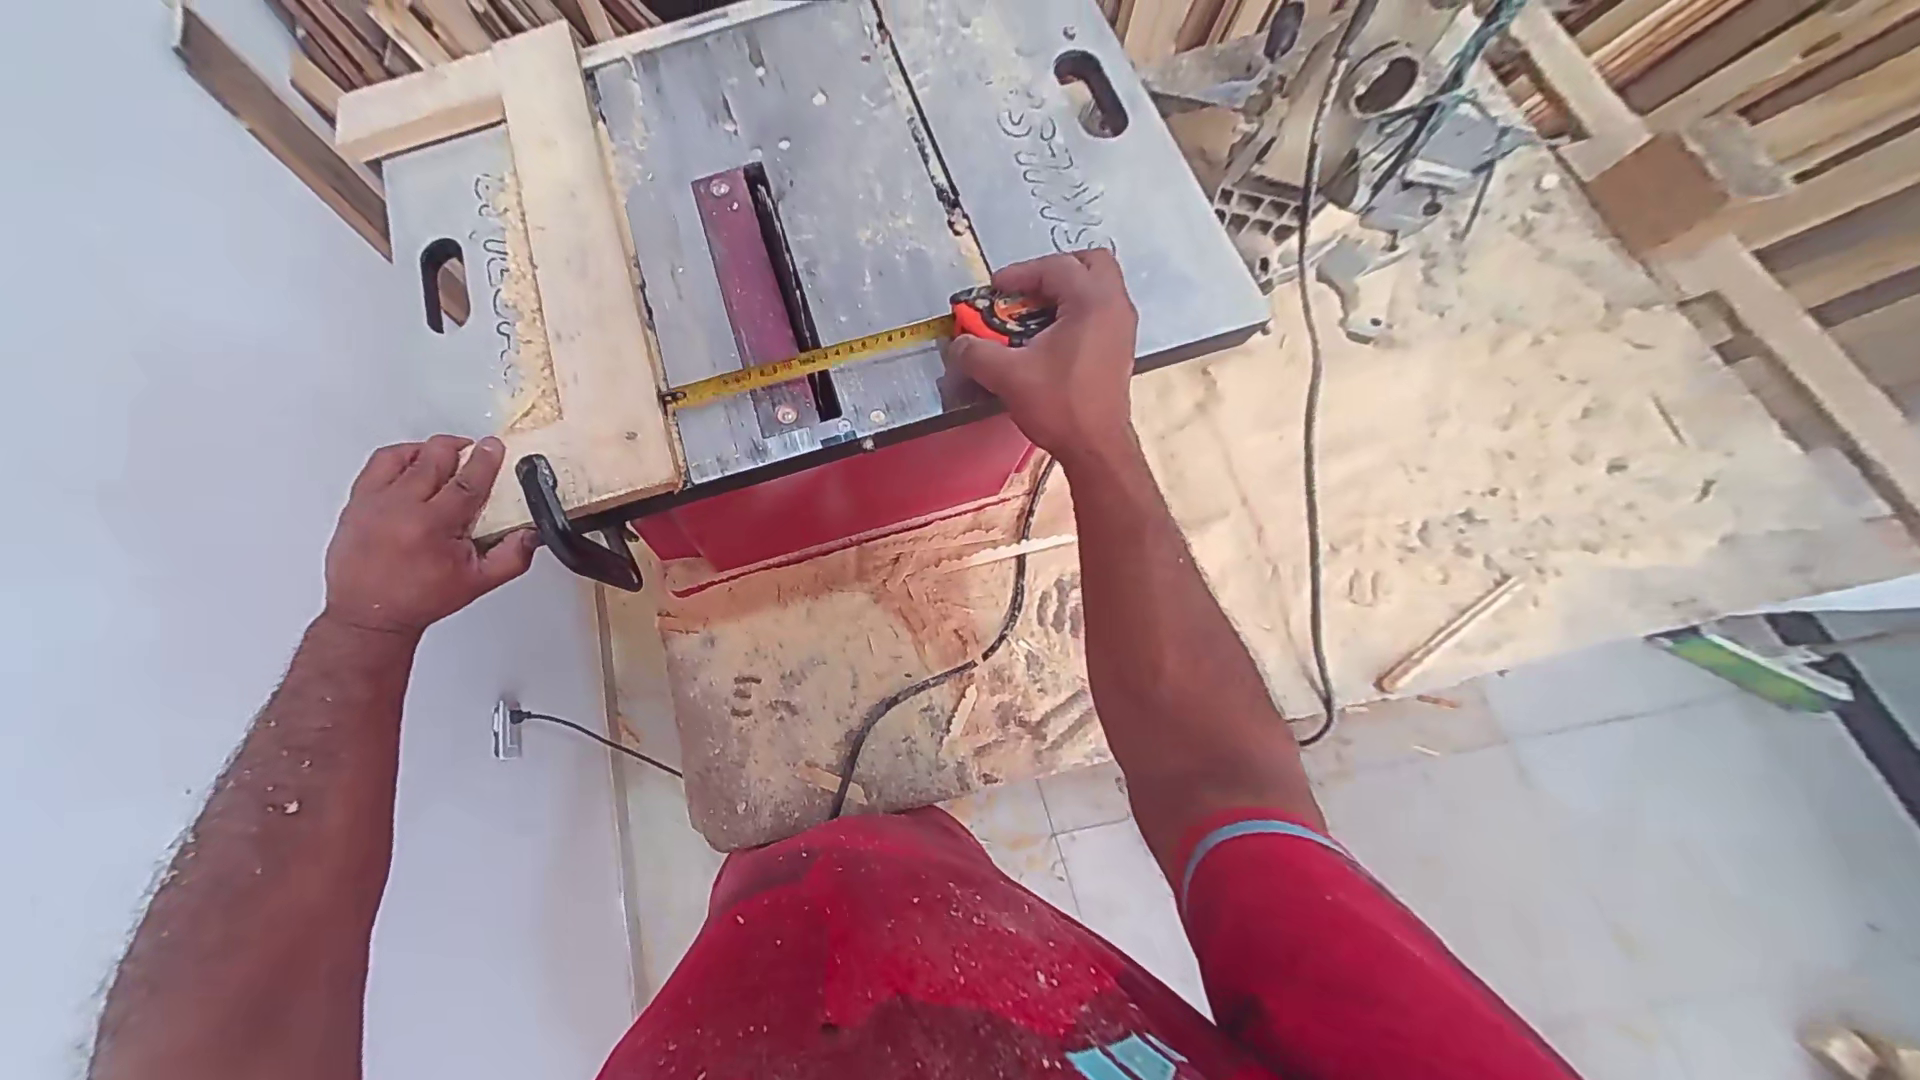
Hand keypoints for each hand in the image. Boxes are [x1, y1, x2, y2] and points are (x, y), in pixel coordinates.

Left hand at [322, 435, 538, 636]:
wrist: (370, 613)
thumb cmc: (423, 598)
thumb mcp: (481, 581)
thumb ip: (514, 556)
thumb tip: (534, 533)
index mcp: (433, 526)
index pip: (466, 481)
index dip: (485, 460)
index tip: (495, 446)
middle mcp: (399, 508)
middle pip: (432, 459)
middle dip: (457, 447)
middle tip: (474, 448)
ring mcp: (372, 503)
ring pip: (400, 456)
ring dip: (427, 449)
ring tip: (444, 453)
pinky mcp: (355, 504)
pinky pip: (376, 467)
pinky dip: (399, 458)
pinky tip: (413, 463)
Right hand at [946, 250, 1140, 467]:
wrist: (1095, 447)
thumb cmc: (1061, 407)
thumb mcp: (1008, 376)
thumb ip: (976, 352)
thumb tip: (959, 344)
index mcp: (1092, 302)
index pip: (1055, 267)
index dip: (1019, 274)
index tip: (995, 291)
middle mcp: (1115, 308)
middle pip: (1089, 263)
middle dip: (1053, 271)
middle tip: (1025, 291)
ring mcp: (1122, 330)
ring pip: (1098, 288)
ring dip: (1065, 293)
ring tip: (1033, 315)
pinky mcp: (1120, 351)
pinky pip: (1100, 314)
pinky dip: (1075, 314)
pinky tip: (1049, 340)